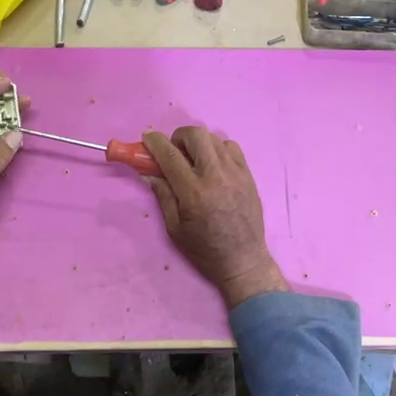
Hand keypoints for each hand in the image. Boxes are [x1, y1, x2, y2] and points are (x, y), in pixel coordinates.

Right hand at [142, 126, 286, 307]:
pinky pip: (231, 147)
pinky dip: (218, 149)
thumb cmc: (205, 248)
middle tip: (174, 152)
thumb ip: (163, 195)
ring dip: (199, 143)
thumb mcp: (175, 228)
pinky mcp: (248, 174)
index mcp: (193, 191)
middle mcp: (215, 175)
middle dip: (179, 137)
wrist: (243, 260)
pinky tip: (214, 165)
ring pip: (214, 137)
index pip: (170, 154)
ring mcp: (235, 172)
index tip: (147, 135)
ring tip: (195, 161)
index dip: (155, 141)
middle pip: (195, 135)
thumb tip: (149, 172)